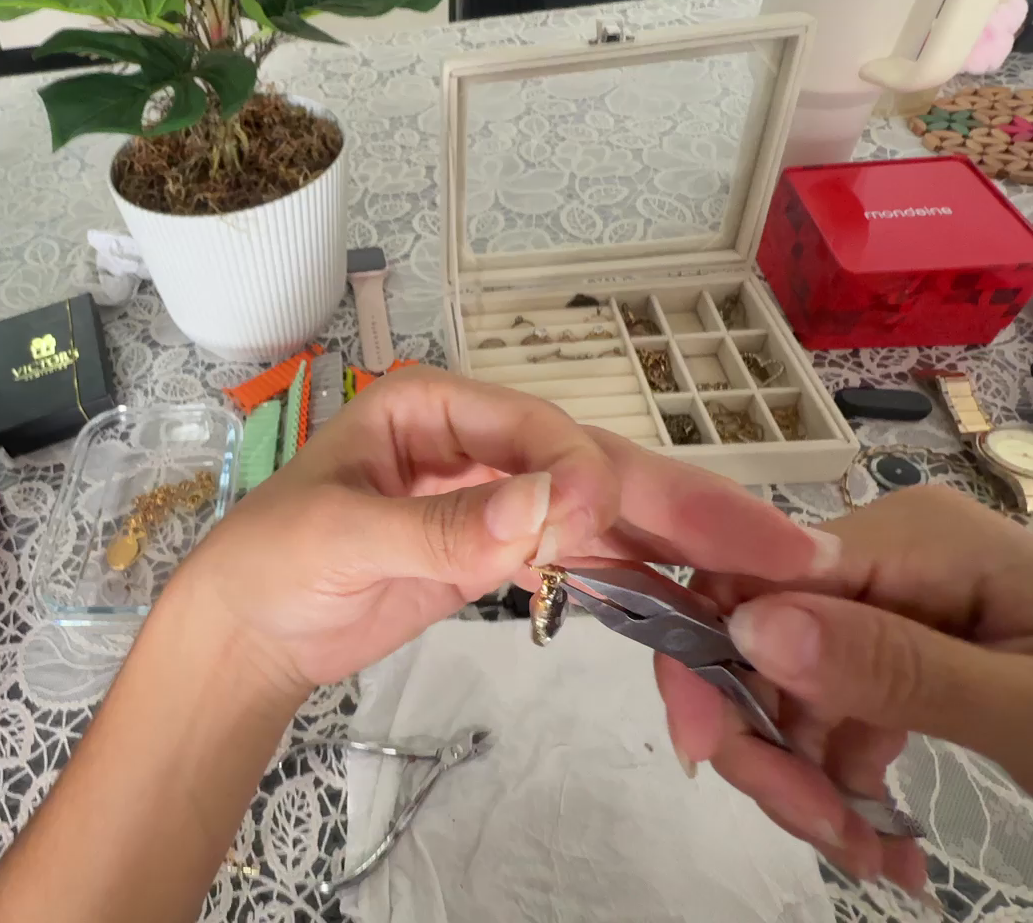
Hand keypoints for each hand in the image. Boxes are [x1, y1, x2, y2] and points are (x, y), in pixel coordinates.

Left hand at [174, 367, 832, 692]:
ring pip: (595, 509)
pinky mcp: (495, 548)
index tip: (606, 516)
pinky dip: (630, 574)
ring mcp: (492, 495)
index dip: (578, 468)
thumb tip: (547, 508)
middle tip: (778, 544)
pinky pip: (576, 552)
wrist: (254, 625)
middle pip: (584, 462)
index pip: (531, 426)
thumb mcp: (342, 533)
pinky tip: (689, 598)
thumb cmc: (273, 558)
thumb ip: (440, 526)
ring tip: (766, 578)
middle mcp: (473, 440)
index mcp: (430, 407)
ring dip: (673, 543)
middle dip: (674, 502)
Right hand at [659, 485, 1032, 899]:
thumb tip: (745, 626)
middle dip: (760, 729)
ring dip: (794, 762)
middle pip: (753, 628)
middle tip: (816, 832)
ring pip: (776, 671)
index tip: (716, 760)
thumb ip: (904, 671)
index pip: (751, 577)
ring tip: (858, 849)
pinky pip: (821, 697)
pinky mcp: (903, 645)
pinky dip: (827, 765)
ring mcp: (892, 598)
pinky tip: (869, 828)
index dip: (710, 659)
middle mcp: (885, 553)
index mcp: (914, 537)